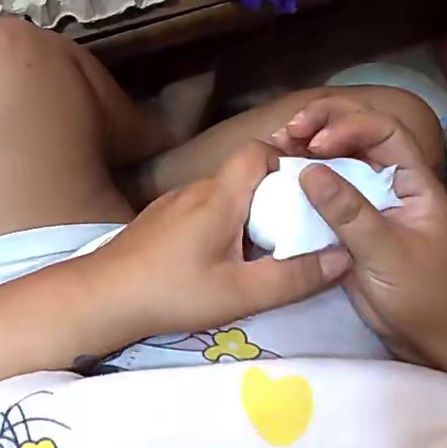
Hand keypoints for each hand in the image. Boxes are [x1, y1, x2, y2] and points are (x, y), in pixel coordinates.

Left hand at [86, 141, 353, 339]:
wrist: (102, 295)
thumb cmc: (173, 292)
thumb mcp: (241, 293)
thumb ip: (295, 277)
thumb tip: (344, 258)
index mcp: (218, 196)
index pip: (256, 151)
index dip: (284, 164)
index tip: (304, 197)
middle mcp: (194, 188)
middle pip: (243, 176)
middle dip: (272, 199)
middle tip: (289, 236)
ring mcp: (172, 201)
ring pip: (221, 195)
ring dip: (245, 216)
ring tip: (257, 254)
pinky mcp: (158, 218)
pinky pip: (200, 208)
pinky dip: (219, 224)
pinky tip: (216, 260)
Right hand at [271, 97, 446, 367]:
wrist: (428, 337)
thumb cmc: (422, 293)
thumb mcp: (386, 252)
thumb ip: (348, 211)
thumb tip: (307, 170)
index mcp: (413, 181)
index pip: (385, 132)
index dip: (349, 127)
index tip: (316, 144)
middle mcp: (388, 180)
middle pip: (359, 131)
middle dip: (324, 121)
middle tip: (289, 129)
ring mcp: (366, 197)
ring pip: (337, 155)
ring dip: (307, 142)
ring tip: (278, 142)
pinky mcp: (345, 218)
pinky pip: (322, 185)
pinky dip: (300, 173)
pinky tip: (278, 172)